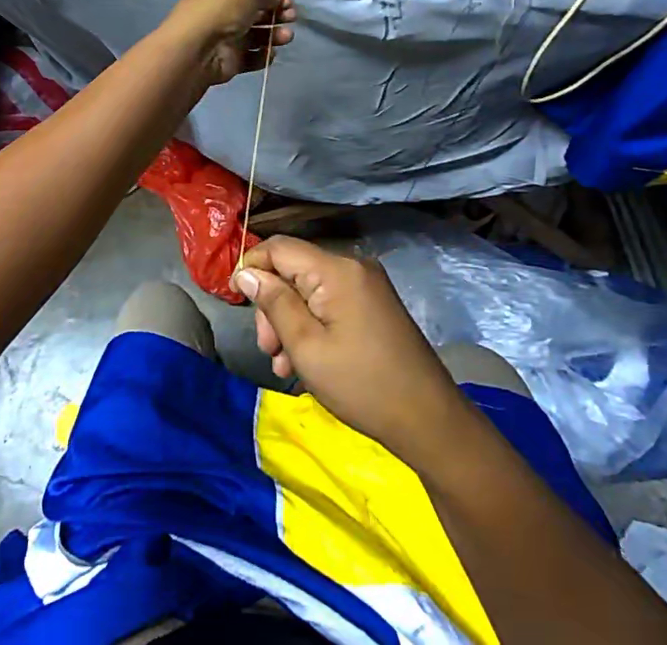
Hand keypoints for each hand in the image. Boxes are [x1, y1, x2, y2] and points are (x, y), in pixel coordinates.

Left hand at [160, 0, 295, 85]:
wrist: (197, 49)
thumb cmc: (221, 11)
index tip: (288, 2)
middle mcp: (223, 13)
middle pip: (256, 15)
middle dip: (277, 15)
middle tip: (291, 18)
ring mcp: (225, 39)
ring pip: (256, 37)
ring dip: (274, 36)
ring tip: (286, 37)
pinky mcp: (229, 61)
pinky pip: (250, 58)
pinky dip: (262, 57)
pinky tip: (271, 54)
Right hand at [235, 236, 465, 461]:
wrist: (428, 420)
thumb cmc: (361, 384)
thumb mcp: (305, 346)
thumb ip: (273, 303)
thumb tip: (245, 272)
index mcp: (337, 270)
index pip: (279, 247)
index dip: (252, 268)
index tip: (238, 302)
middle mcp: (353, 267)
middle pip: (293, 270)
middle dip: (273, 306)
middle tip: (269, 350)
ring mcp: (366, 286)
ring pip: (308, 289)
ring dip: (289, 322)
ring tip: (285, 365)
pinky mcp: (373, 305)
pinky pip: (329, 303)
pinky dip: (311, 326)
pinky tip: (304, 361)